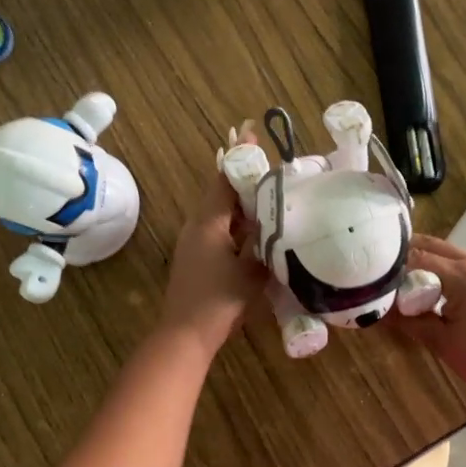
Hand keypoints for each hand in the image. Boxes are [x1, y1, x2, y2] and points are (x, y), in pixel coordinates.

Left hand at [159, 164, 264, 350]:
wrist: (185, 335)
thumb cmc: (219, 300)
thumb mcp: (252, 270)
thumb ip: (266, 243)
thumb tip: (280, 224)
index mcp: (208, 222)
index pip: (225, 179)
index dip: (240, 156)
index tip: (252, 131)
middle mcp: (196, 226)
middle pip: (220, 193)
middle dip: (243, 177)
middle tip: (269, 163)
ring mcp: (193, 243)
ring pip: (219, 213)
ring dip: (240, 202)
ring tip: (268, 193)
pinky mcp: (194, 260)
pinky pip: (217, 230)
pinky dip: (236, 223)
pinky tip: (255, 230)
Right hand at [391, 235, 465, 396]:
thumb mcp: (442, 343)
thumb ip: (409, 321)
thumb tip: (379, 311)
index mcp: (463, 276)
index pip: (417, 258)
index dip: (392, 267)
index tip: (372, 277)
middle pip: (433, 246)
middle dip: (407, 256)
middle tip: (382, 274)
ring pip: (450, 254)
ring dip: (427, 263)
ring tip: (404, 284)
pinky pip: (465, 266)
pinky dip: (445, 271)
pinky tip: (434, 292)